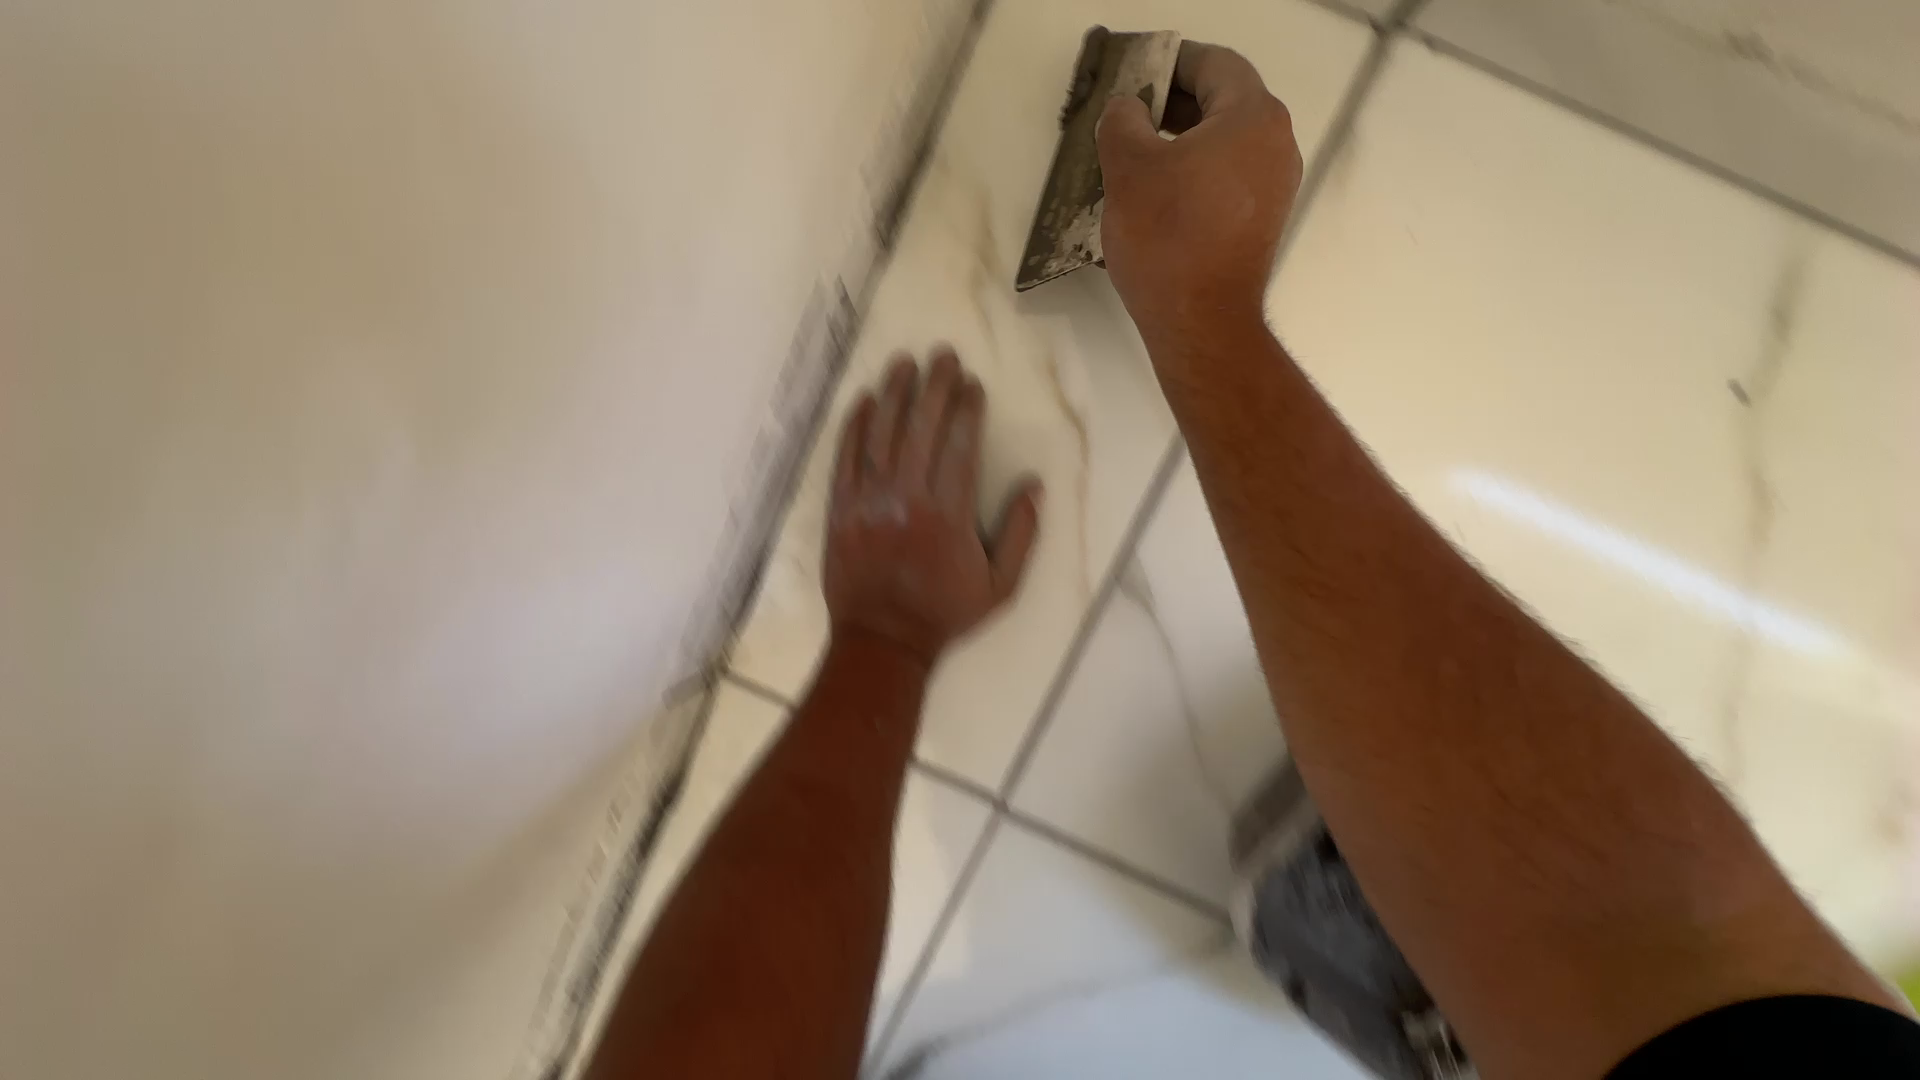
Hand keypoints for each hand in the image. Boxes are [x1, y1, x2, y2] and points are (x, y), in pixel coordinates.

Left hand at [823, 348, 1041, 668]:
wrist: (882, 639)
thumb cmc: (945, 613)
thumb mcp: (1001, 587)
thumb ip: (1022, 535)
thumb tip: (1034, 485)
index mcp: (949, 515)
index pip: (961, 446)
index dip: (968, 411)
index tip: (973, 385)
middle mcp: (907, 499)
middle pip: (921, 429)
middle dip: (934, 387)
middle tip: (942, 355)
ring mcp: (868, 502)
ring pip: (881, 435)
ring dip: (895, 395)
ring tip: (904, 363)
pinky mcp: (840, 509)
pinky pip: (845, 458)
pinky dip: (855, 426)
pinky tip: (865, 399)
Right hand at [1096, 41, 1302, 346]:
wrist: (1200, 322)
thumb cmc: (1166, 238)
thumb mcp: (1128, 169)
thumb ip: (1123, 122)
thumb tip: (1128, 109)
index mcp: (1252, 117)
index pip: (1214, 65)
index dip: (1172, 64)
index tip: (1137, 76)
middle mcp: (1276, 145)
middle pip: (1224, 105)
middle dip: (1174, 106)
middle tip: (1129, 120)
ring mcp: (1274, 189)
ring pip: (1225, 147)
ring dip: (1183, 146)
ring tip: (1137, 163)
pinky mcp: (1262, 225)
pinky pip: (1228, 183)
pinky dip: (1196, 178)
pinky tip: (1160, 200)